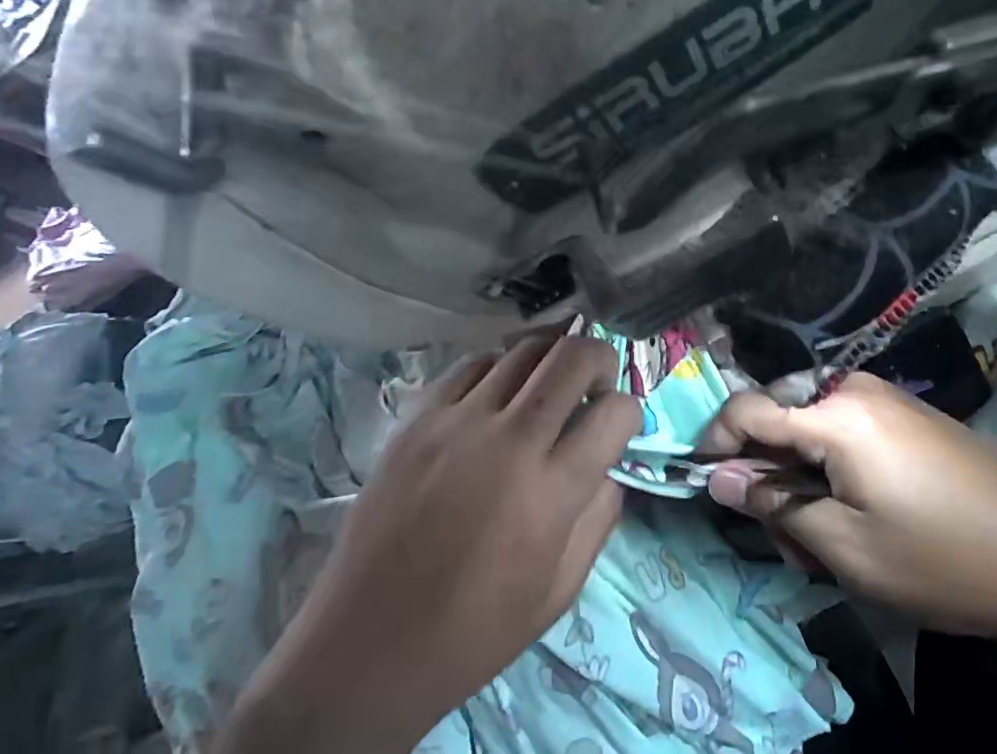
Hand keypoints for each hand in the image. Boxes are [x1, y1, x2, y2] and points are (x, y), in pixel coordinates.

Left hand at [225, 336, 638, 753]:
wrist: (367, 645)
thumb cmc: (474, 630)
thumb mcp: (561, 588)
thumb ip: (599, 516)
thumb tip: (608, 465)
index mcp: (552, 492)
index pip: (616, 411)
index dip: (630, 412)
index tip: (619, 427)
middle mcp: (509, 443)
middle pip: (574, 357)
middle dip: (602, 360)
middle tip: (598, 385)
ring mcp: (457, 424)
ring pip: (525, 350)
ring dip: (552, 362)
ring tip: (548, 391)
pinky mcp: (417, 420)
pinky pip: (473, 365)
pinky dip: (500, 370)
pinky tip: (498, 399)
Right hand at [698, 374, 996, 647]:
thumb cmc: (944, 559)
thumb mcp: (847, 548)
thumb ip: (774, 505)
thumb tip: (716, 476)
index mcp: (836, 413)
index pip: (747, 408)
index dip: (715, 444)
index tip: (704, 487)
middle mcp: (855, 390)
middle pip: (778, 419)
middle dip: (766, 476)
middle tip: (786, 542)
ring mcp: (884, 400)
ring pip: (809, 431)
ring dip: (801, 483)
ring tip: (824, 545)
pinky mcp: (904, 417)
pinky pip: (842, 433)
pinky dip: (831, 473)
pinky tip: (854, 520)